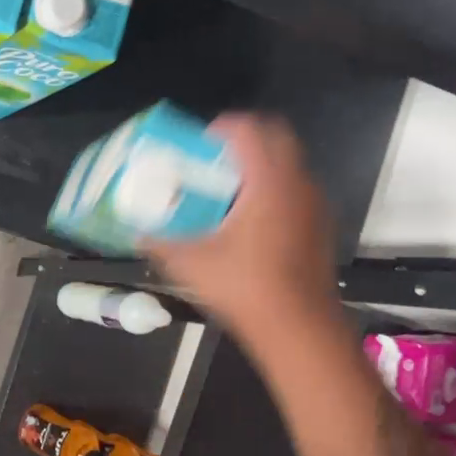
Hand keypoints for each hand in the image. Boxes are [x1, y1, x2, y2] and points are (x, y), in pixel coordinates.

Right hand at [146, 112, 338, 339]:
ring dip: (257, 169)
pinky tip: (246, 224)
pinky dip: (271, 192)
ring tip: (224, 192)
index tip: (199, 139)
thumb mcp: (190, 264)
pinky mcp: (319, 228)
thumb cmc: (245, 288)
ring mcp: (314, 206)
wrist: (298, 328)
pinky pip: (294, 193)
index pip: (250, 130)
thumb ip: (160, 242)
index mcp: (268, 183)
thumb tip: (136, 233)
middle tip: (211, 160)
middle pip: (275, 140)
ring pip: (287, 168)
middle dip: (242, 143)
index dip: (222, 128)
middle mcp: (298, 185)